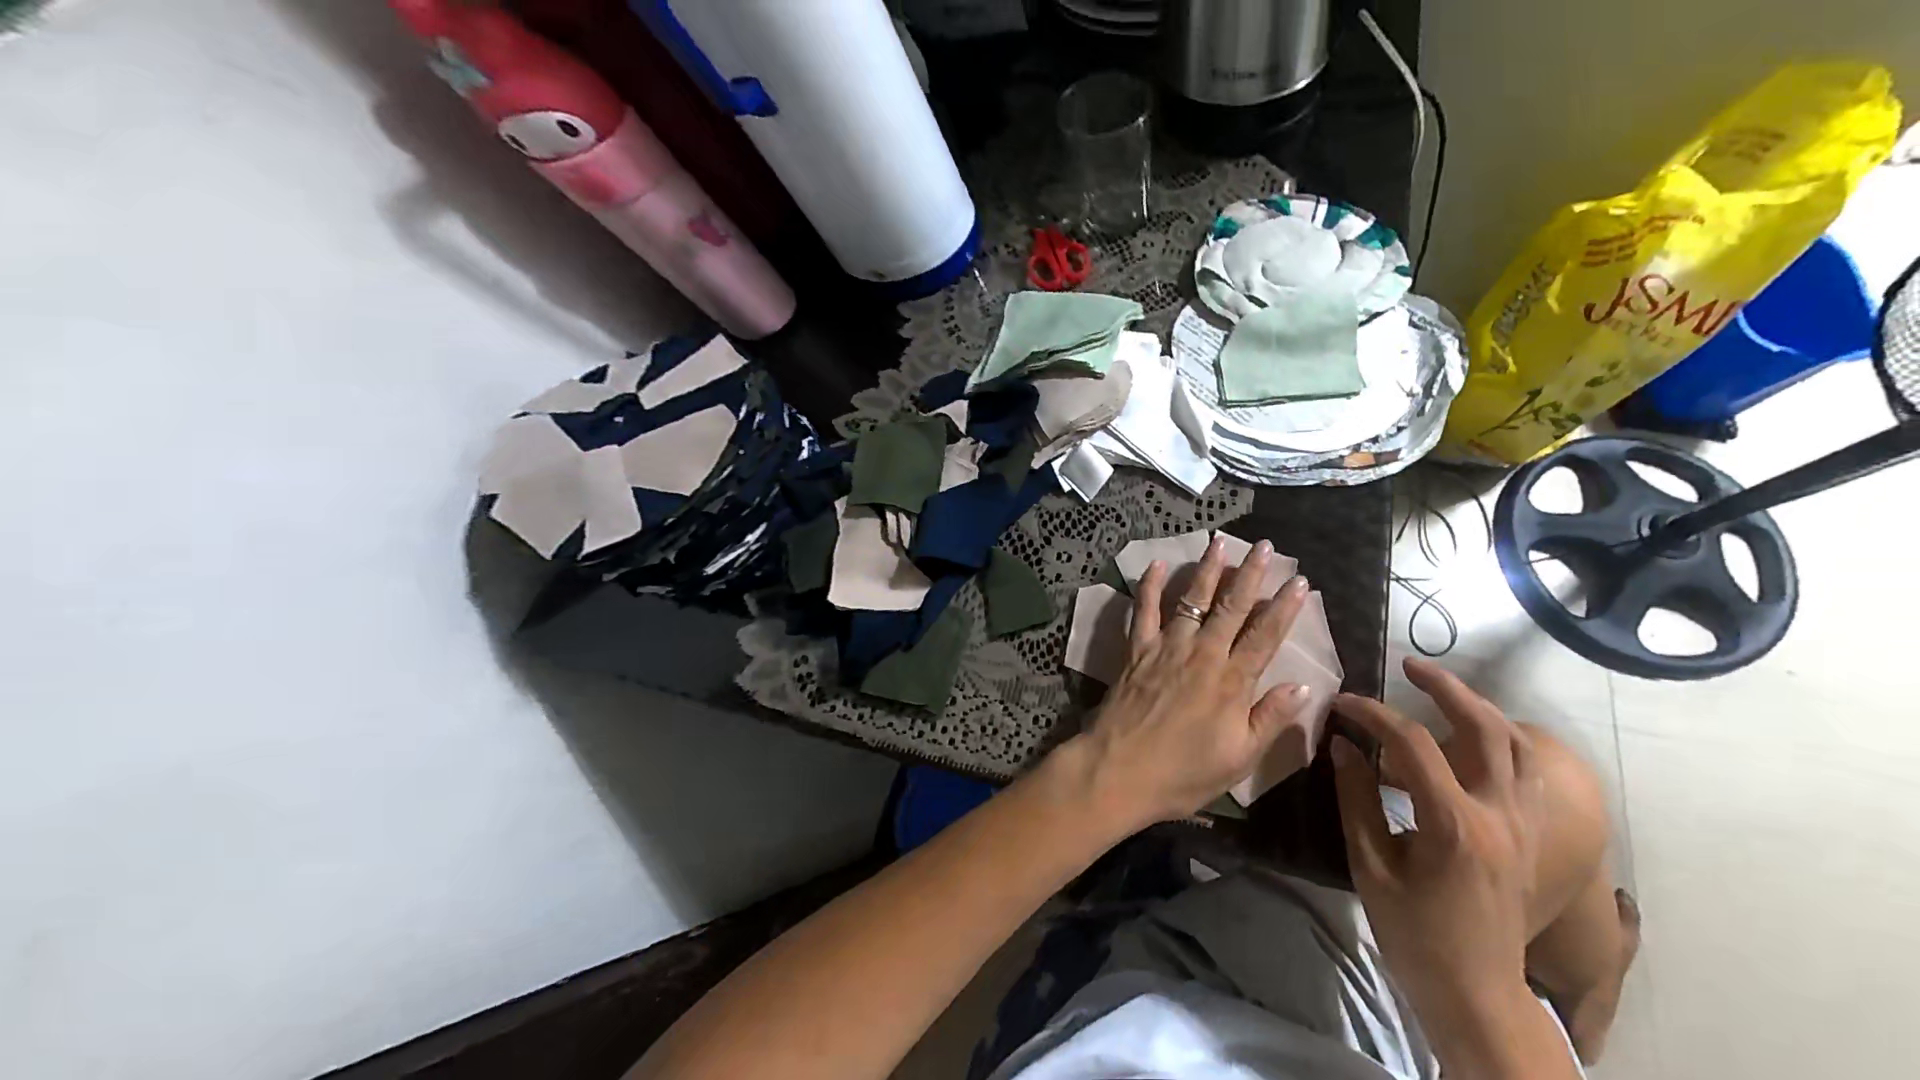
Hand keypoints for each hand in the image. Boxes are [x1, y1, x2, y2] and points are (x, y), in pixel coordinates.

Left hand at [1064, 535, 1312, 832]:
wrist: (1119, 770)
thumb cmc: (1183, 773)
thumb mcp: (1239, 758)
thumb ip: (1270, 718)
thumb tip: (1303, 686)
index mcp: (1233, 682)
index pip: (1266, 636)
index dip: (1285, 607)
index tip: (1300, 580)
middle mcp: (1202, 655)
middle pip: (1231, 607)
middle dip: (1250, 574)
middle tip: (1263, 546)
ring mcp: (1166, 648)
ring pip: (1191, 600)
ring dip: (1207, 571)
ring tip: (1219, 543)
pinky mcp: (1136, 650)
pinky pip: (1144, 611)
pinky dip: (1148, 586)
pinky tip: (1155, 564)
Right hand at [1329, 658, 1546, 1030]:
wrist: (1475, 989)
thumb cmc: (1412, 930)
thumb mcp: (1370, 863)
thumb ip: (1357, 797)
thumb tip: (1343, 745)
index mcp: (1454, 823)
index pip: (1412, 745)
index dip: (1373, 715)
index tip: (1342, 702)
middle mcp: (1501, 814)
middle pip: (1485, 729)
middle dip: (1447, 689)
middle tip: (1412, 666)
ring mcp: (1525, 825)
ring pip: (1518, 746)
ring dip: (1482, 709)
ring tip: (1445, 692)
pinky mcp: (1532, 836)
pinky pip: (1529, 773)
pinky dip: (1505, 743)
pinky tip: (1478, 738)